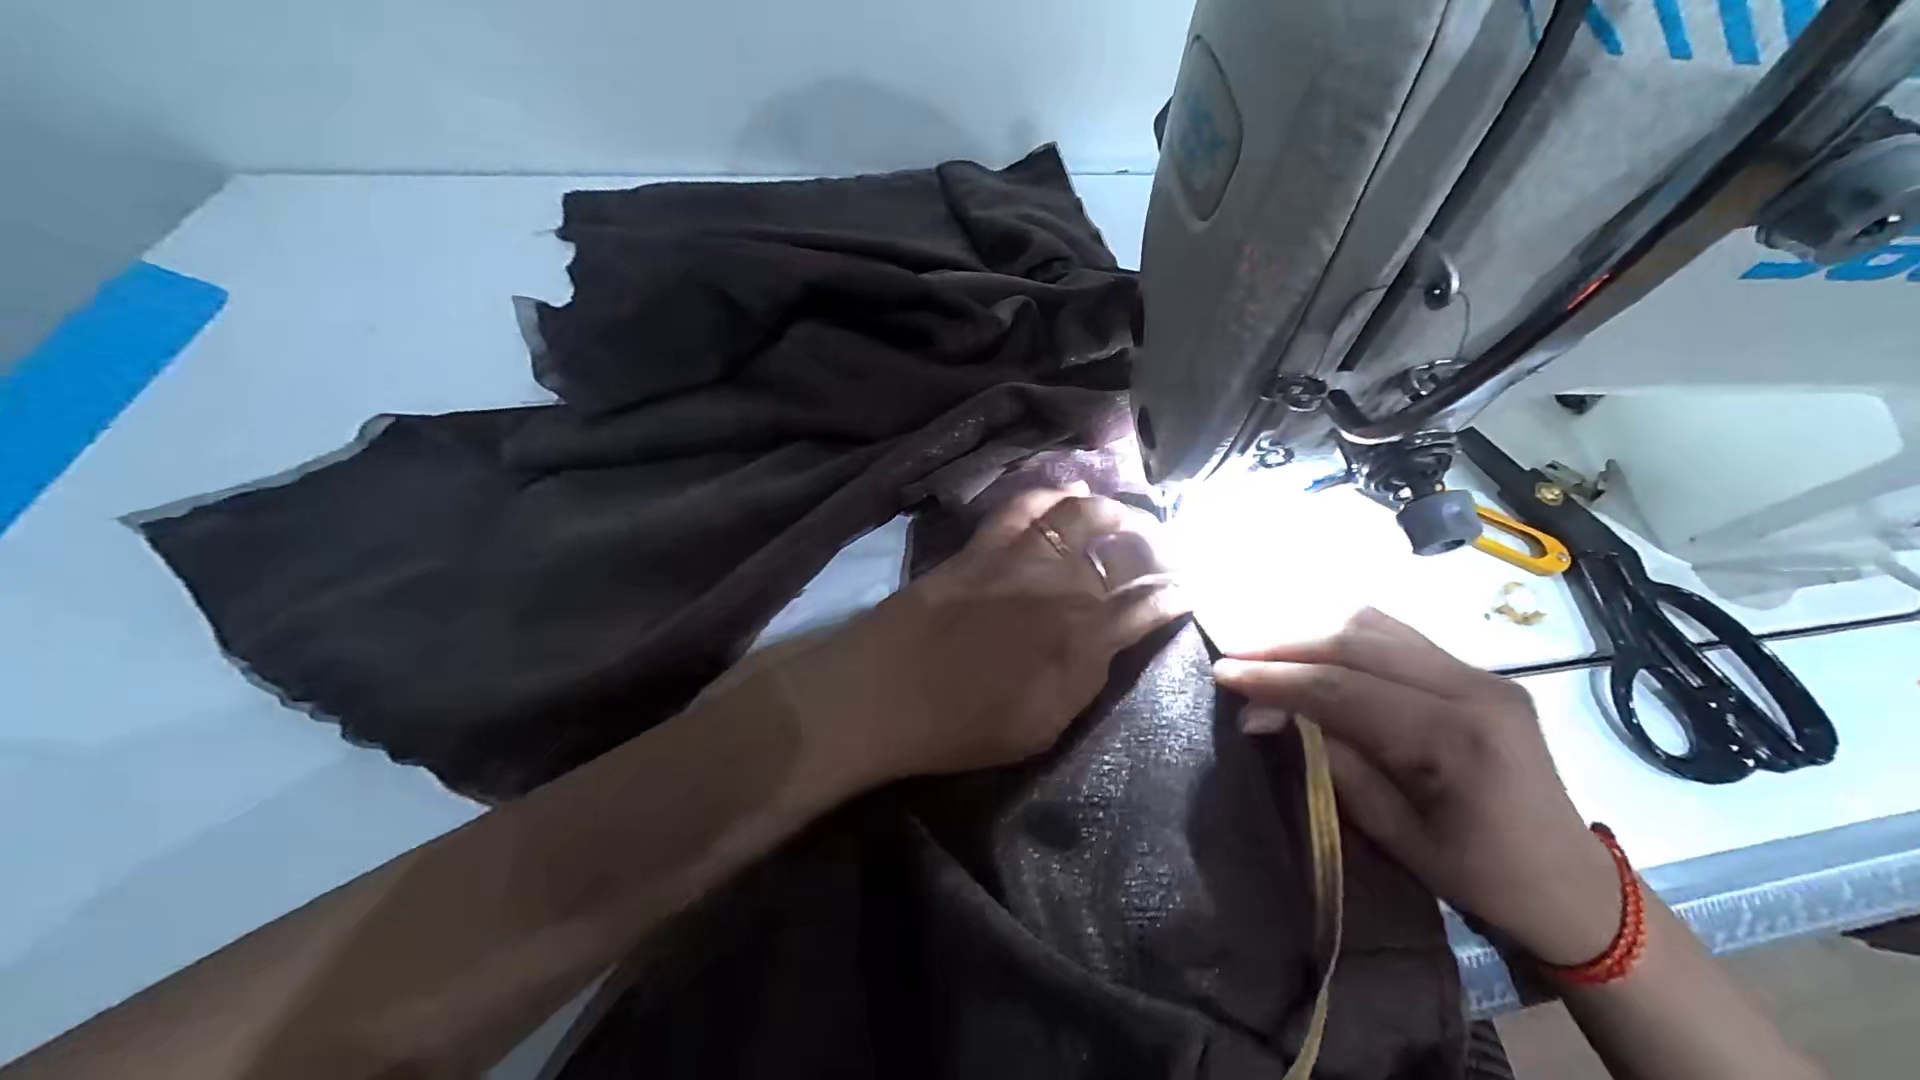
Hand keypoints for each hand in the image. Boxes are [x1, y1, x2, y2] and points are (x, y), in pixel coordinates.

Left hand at [763, 487, 1187, 786]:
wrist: (880, 695)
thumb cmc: (962, 726)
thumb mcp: (1042, 725)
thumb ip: (1089, 677)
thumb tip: (1117, 639)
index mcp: (1081, 638)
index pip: (1147, 605)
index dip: (1175, 595)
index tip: (1188, 589)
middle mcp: (1059, 586)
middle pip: (1123, 551)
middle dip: (1156, 547)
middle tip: (1164, 551)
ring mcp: (1017, 558)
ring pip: (1081, 515)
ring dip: (1114, 511)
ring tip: (1126, 517)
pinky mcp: (980, 546)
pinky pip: (1023, 506)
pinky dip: (1052, 494)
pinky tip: (1067, 494)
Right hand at [1212, 608, 1620, 966]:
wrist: (1570, 880)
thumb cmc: (1477, 872)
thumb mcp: (1391, 830)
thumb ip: (1326, 760)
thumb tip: (1257, 714)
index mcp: (1458, 738)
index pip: (1343, 687)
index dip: (1275, 677)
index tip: (1222, 673)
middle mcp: (1473, 687)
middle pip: (1354, 642)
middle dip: (1283, 647)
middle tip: (1233, 658)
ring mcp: (1479, 670)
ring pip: (1372, 626)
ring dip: (1309, 634)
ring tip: (1263, 651)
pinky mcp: (1474, 669)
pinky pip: (1393, 635)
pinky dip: (1342, 635)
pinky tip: (1311, 649)